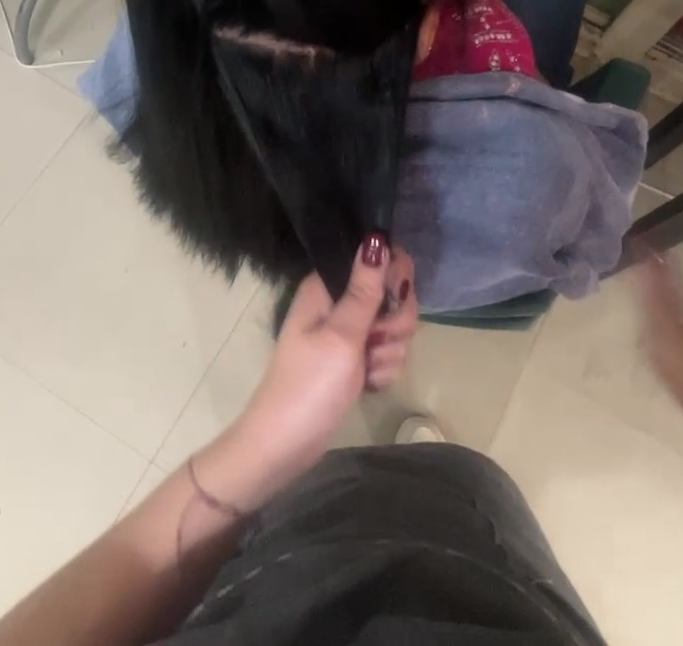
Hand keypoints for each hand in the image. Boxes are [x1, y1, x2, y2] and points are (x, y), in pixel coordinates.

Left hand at [199, 236, 416, 506]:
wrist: (287, 444)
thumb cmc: (309, 384)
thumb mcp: (341, 333)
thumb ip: (365, 288)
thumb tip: (376, 238)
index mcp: (327, 287)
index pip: (376, 260)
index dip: (394, 277)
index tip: (393, 301)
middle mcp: (338, 304)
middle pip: (393, 296)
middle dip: (394, 324)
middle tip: (373, 342)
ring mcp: (348, 334)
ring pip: (395, 329)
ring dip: (388, 353)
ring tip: (364, 371)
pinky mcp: (356, 361)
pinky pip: (387, 354)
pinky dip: (382, 371)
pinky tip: (366, 386)